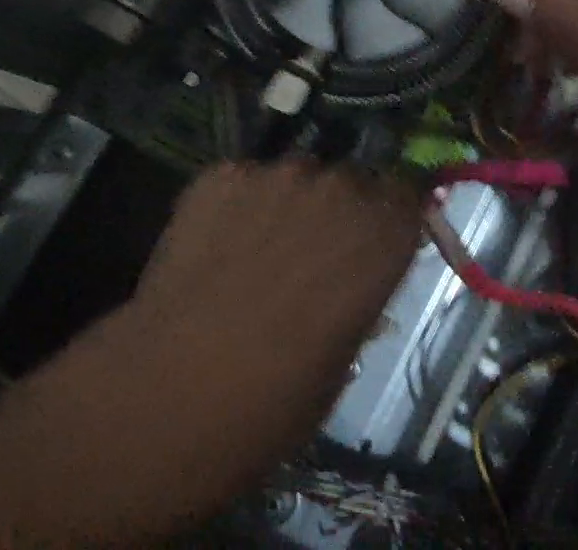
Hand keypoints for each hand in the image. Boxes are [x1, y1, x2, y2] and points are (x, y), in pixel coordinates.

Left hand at [25, 161, 423, 533]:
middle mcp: (338, 190)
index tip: (375, 242)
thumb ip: (354, 303)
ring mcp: (275, 176)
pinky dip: (235, 205)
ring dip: (286, 205)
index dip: (390, 217)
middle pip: (351, 182)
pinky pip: (242, 182)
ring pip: (295, 177)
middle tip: (309, 257)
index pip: (408, 195)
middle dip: (337, 212)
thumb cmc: (273, 400)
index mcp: (383, 235)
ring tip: (252, 253)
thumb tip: (344, 290)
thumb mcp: (340, 361)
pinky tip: (212, 248)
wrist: (169, 390)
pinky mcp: (218, 177)